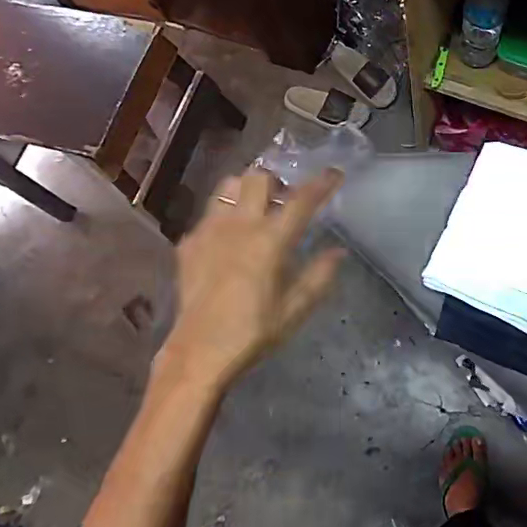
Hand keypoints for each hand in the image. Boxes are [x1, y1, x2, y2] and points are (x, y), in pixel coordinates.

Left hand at [155, 169, 345, 398]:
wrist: (198, 353)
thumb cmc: (255, 331)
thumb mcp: (297, 308)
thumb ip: (320, 275)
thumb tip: (338, 252)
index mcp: (270, 241)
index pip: (301, 200)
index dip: (321, 183)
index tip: (334, 173)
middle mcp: (239, 227)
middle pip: (257, 178)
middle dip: (276, 180)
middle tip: (287, 196)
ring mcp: (209, 232)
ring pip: (226, 187)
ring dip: (246, 190)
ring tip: (257, 207)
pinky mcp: (188, 245)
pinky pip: (208, 215)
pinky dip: (224, 215)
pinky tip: (230, 238)